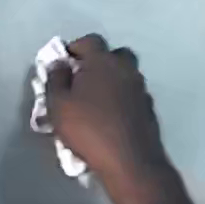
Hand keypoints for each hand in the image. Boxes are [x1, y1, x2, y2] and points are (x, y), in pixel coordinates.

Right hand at [46, 34, 172, 190]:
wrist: (131, 163)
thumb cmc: (89, 129)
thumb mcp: (58, 104)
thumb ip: (55, 79)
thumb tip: (59, 63)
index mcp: (103, 61)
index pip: (90, 40)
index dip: (75, 47)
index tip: (63, 63)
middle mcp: (126, 69)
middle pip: (114, 54)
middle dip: (98, 61)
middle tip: (83, 78)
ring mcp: (141, 89)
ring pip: (126, 75)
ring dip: (112, 81)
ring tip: (95, 100)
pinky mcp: (149, 109)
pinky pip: (132, 95)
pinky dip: (122, 99)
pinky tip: (111, 117)